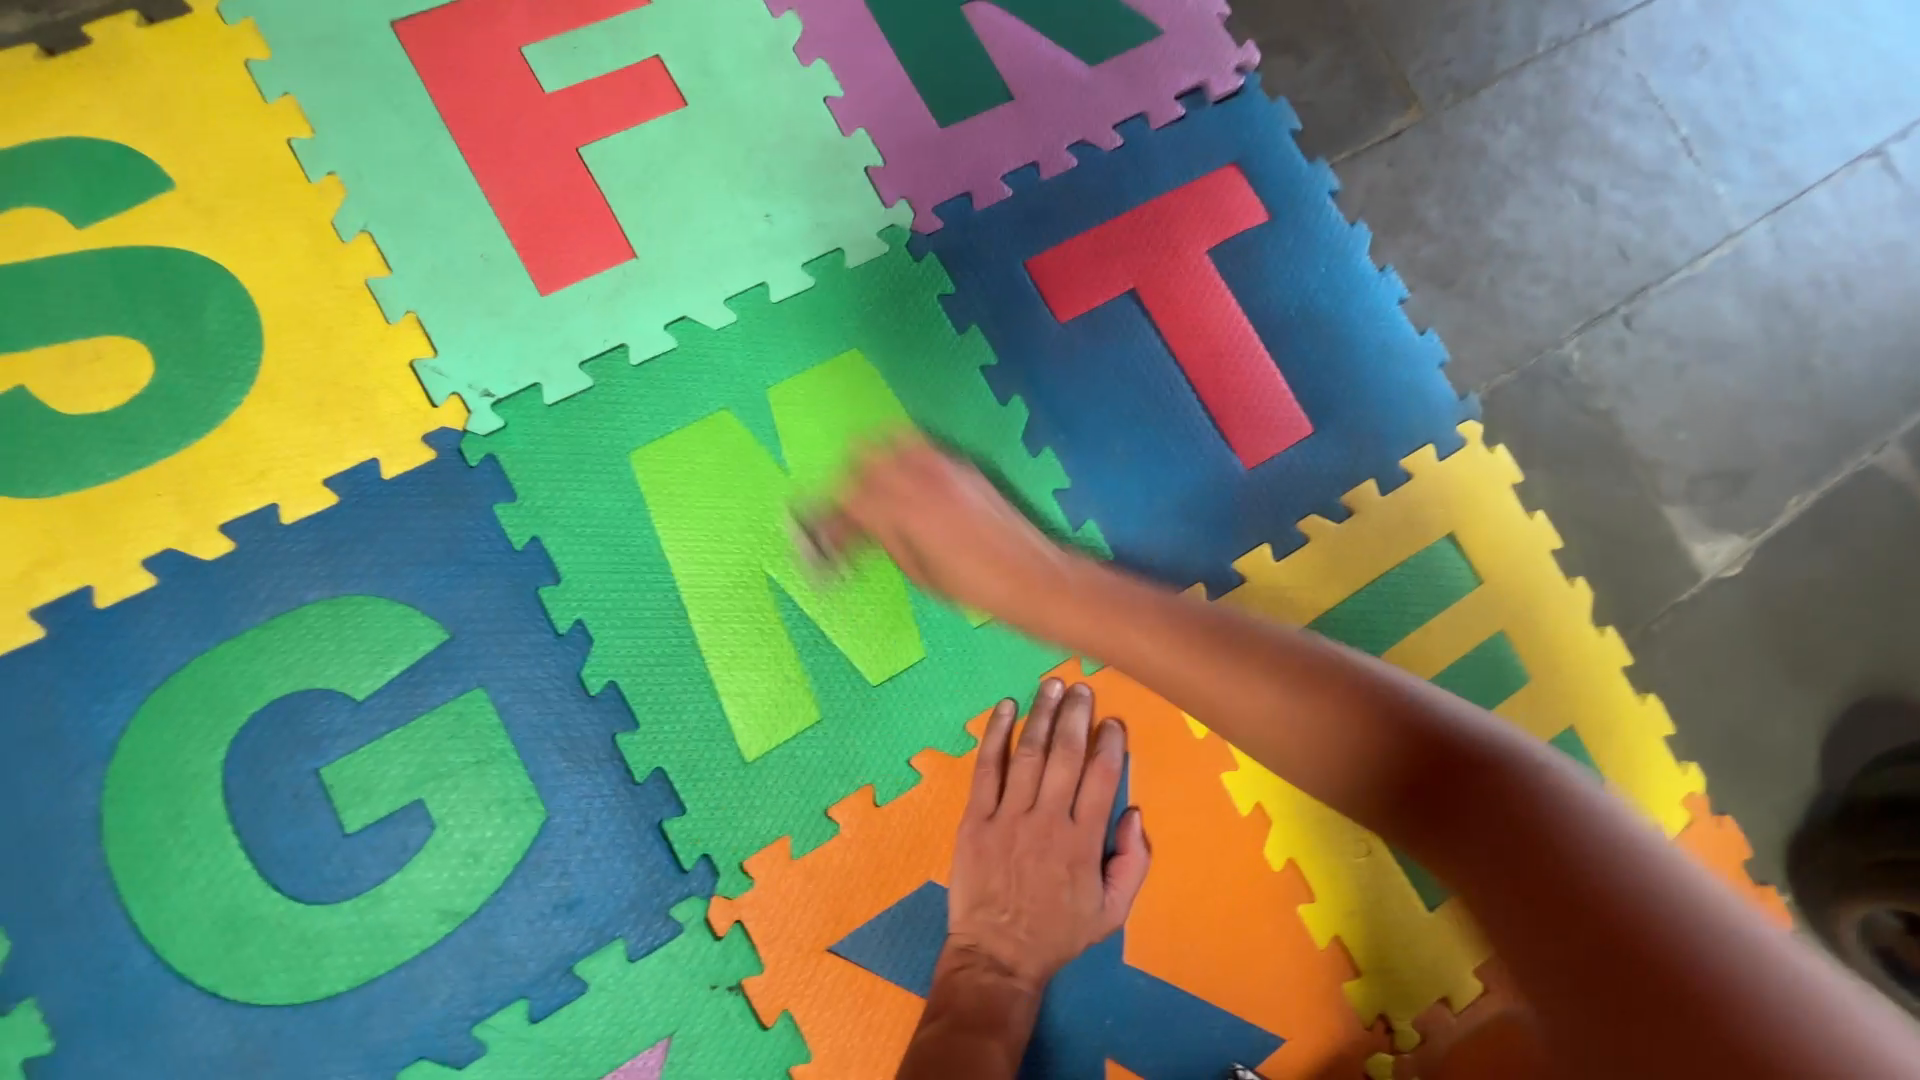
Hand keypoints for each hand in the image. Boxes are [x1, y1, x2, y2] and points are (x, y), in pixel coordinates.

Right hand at [815, 432, 1073, 617]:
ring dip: (873, 466)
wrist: (1032, 577)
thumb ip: (881, 541)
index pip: (846, 499)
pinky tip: (906, 488)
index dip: (826, 519)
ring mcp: (944, 466)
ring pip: (889, 444)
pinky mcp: (962, 466)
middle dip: (846, 486)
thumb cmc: (974, 588)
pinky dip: (902, 461)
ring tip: (873, 496)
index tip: (819, 537)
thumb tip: (852, 534)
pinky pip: (920, 449)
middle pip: (862, 460)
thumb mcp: (917, 572)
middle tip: (844, 517)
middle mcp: (920, 478)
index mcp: (903, 510)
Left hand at [943, 677, 1151, 991]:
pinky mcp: (976, 818)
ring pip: (1030, 754)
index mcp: (1083, 842)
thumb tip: (1134, 813)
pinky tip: (1006, 708)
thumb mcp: (1111, 912)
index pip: (1101, 778)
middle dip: (1076, 716)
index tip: (1113, 721)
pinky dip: (996, 735)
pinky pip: (987, 769)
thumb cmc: (1056, 932)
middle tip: (1082, 687)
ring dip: (1042, 715)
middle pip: (1066, 756)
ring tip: (1052, 685)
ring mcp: (1009, 817)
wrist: (997, 954)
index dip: (1109, 744)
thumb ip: (1132, 863)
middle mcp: (1048, 821)